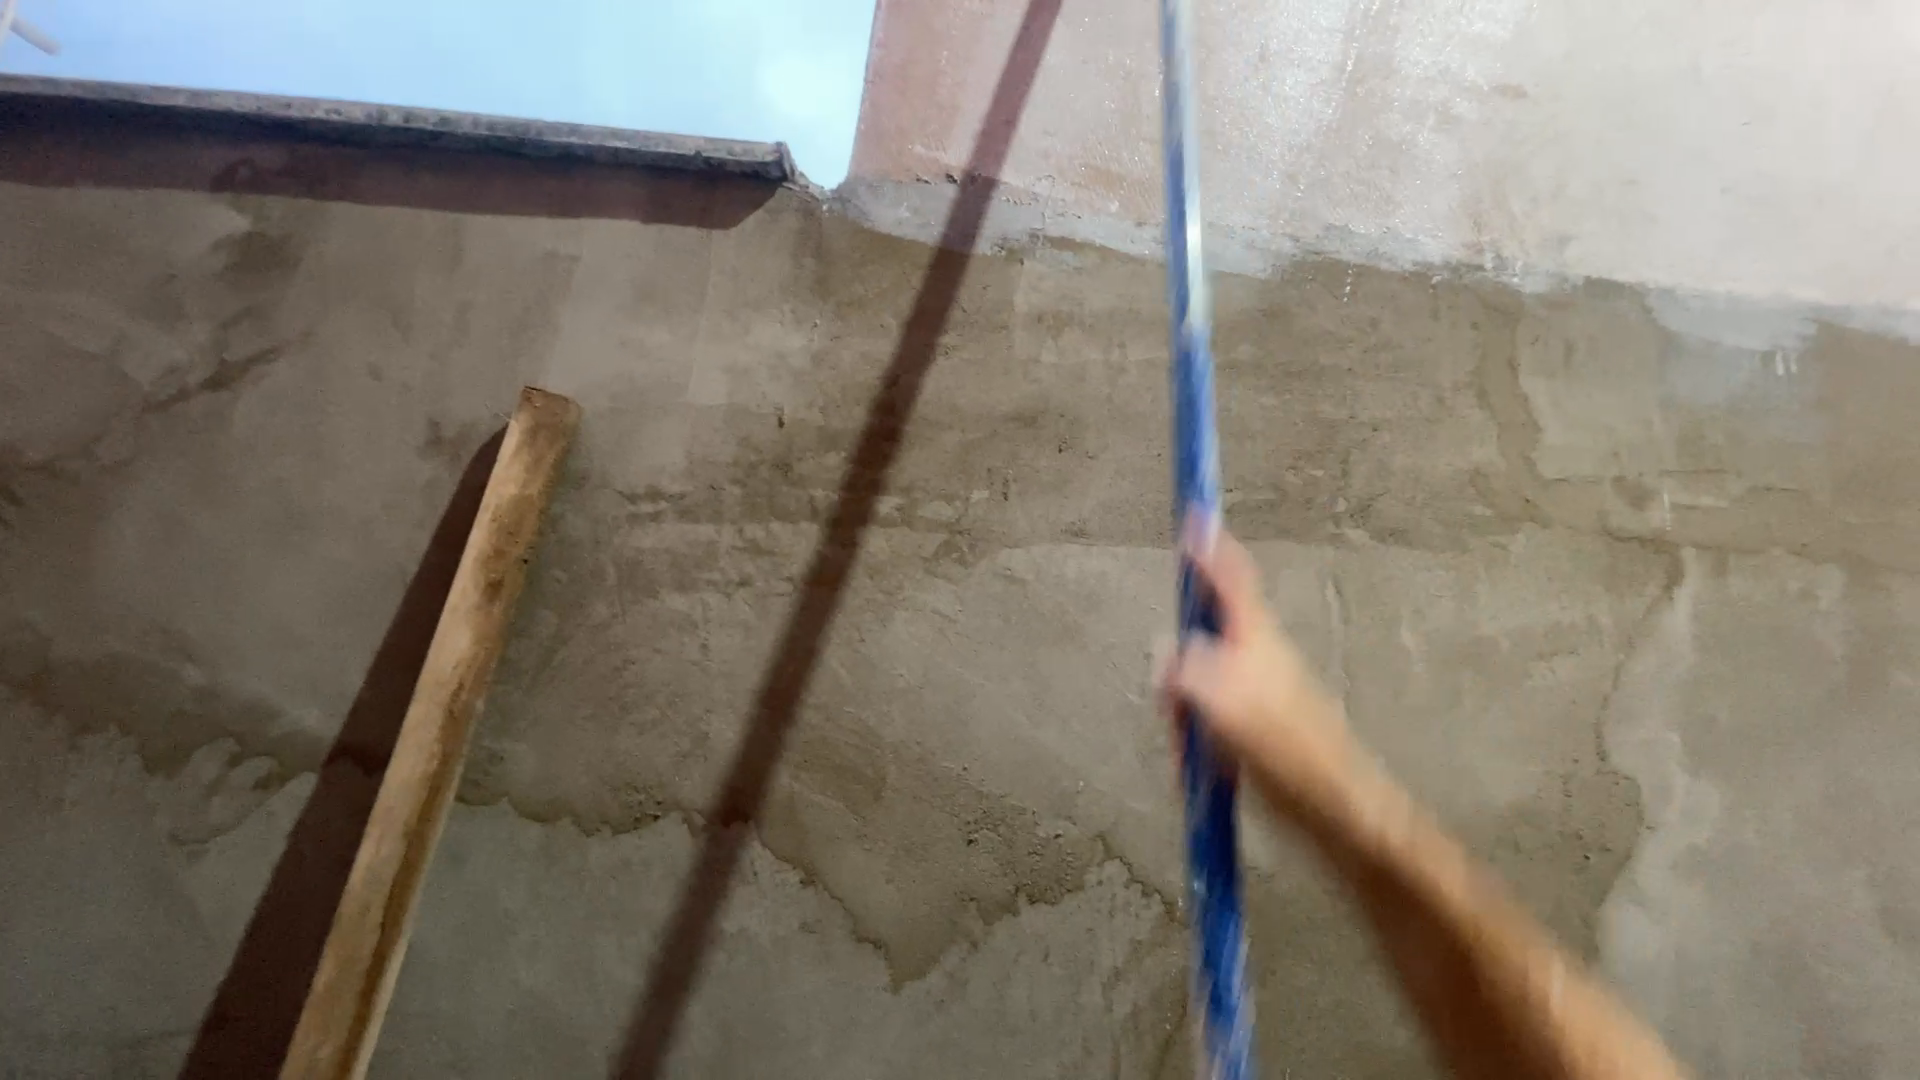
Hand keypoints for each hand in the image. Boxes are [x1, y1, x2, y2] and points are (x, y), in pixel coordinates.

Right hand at [1158, 524, 1356, 821]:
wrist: (1338, 809)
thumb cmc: (1288, 751)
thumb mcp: (1227, 704)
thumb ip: (1188, 672)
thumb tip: (1167, 654)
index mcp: (1255, 638)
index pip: (1231, 577)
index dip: (1210, 545)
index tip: (1193, 514)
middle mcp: (1256, 655)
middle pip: (1203, 634)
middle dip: (1179, 667)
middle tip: (1178, 711)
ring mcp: (1256, 690)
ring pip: (1201, 682)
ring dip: (1186, 713)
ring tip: (1193, 752)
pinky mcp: (1255, 723)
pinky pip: (1209, 715)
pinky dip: (1197, 736)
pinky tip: (1201, 765)